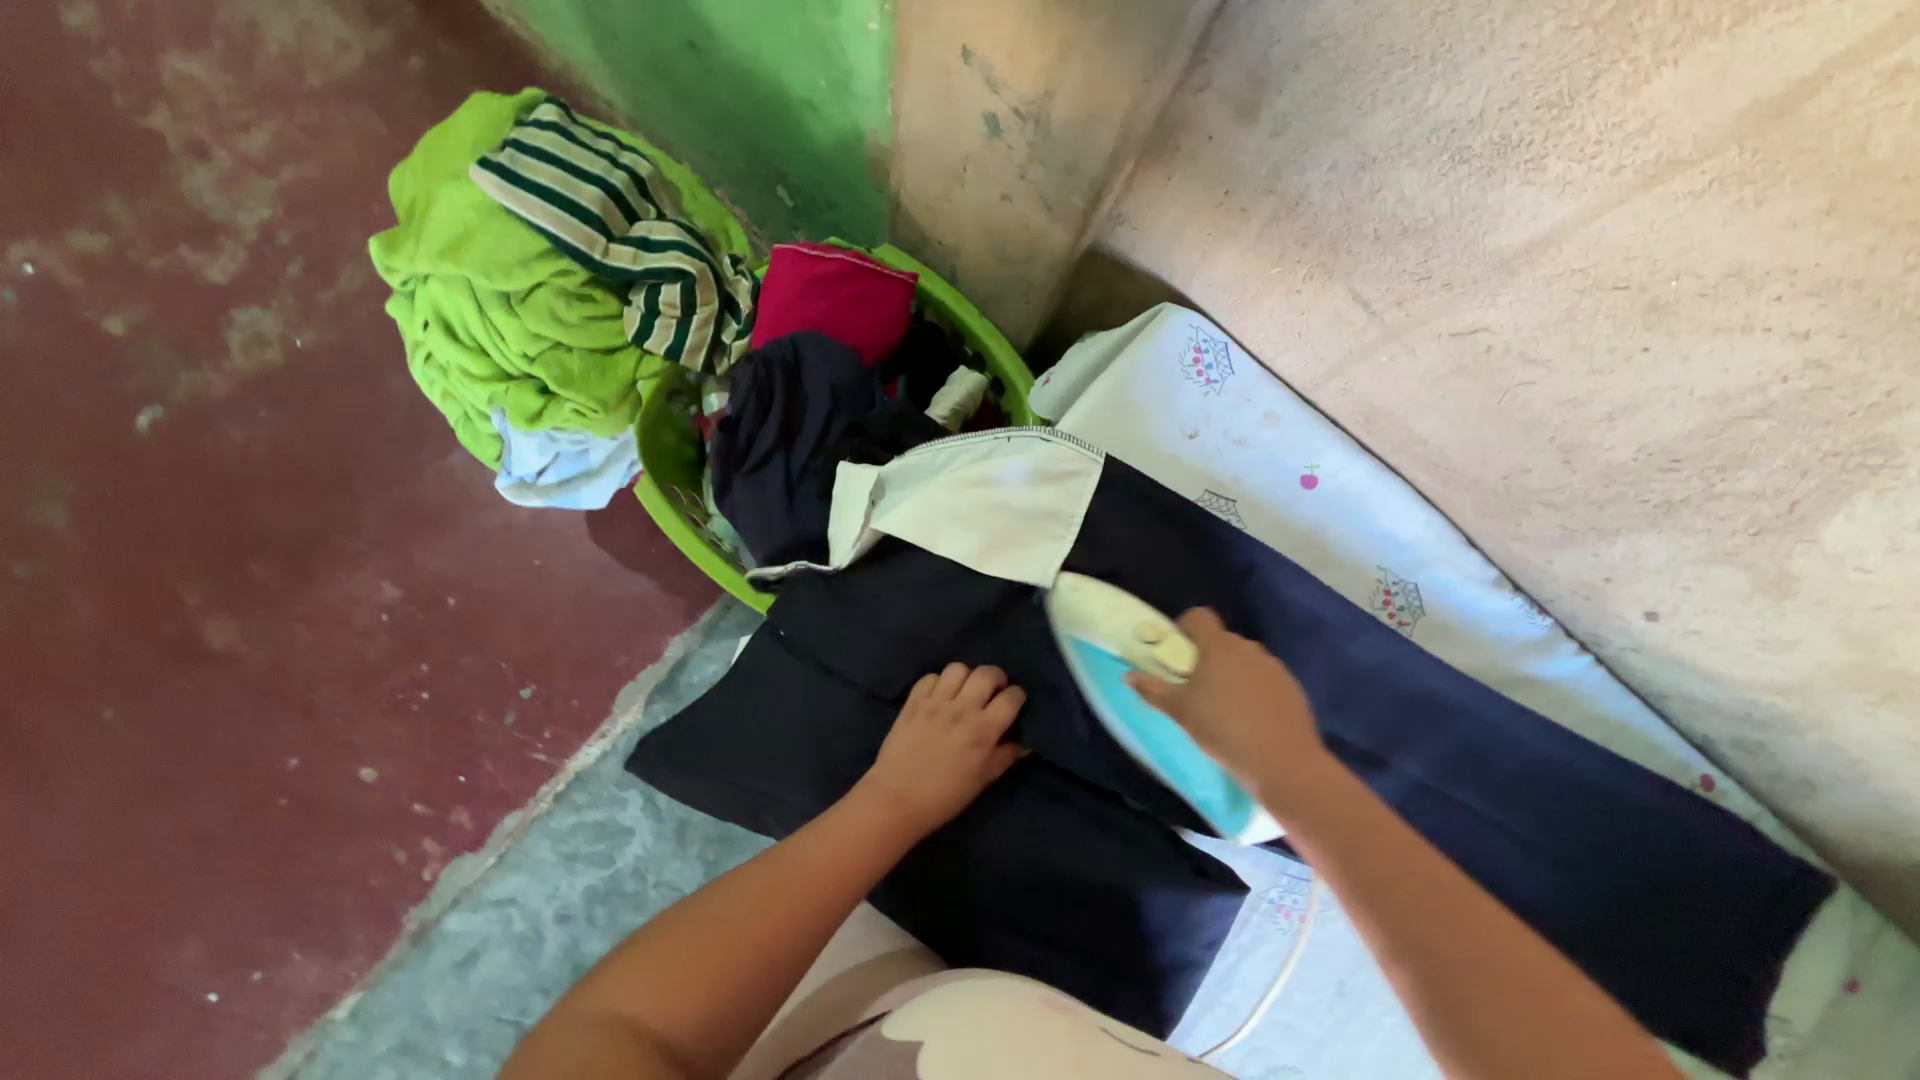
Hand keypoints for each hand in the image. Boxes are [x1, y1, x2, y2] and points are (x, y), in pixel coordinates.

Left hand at [854, 663, 1026, 836]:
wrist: (897, 799)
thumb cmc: (945, 796)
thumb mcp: (984, 780)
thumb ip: (1006, 756)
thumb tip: (1024, 742)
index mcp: (984, 730)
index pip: (1011, 697)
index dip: (1017, 697)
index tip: (1014, 704)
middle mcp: (962, 709)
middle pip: (987, 673)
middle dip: (996, 678)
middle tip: (992, 692)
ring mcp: (935, 702)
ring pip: (958, 669)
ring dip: (966, 677)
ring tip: (964, 692)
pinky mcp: (913, 702)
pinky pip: (930, 677)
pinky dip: (938, 683)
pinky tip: (938, 697)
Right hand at [1126, 609, 1328, 789]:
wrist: (1282, 762)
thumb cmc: (1222, 729)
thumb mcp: (1180, 711)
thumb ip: (1153, 690)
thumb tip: (1128, 676)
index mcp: (1219, 646)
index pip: (1199, 616)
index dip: (1184, 628)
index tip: (1176, 655)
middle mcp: (1248, 648)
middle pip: (1220, 641)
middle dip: (1205, 658)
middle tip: (1194, 688)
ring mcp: (1274, 666)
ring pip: (1243, 661)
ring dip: (1230, 674)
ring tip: (1222, 708)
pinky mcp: (1291, 687)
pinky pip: (1264, 679)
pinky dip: (1253, 691)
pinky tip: (1249, 720)